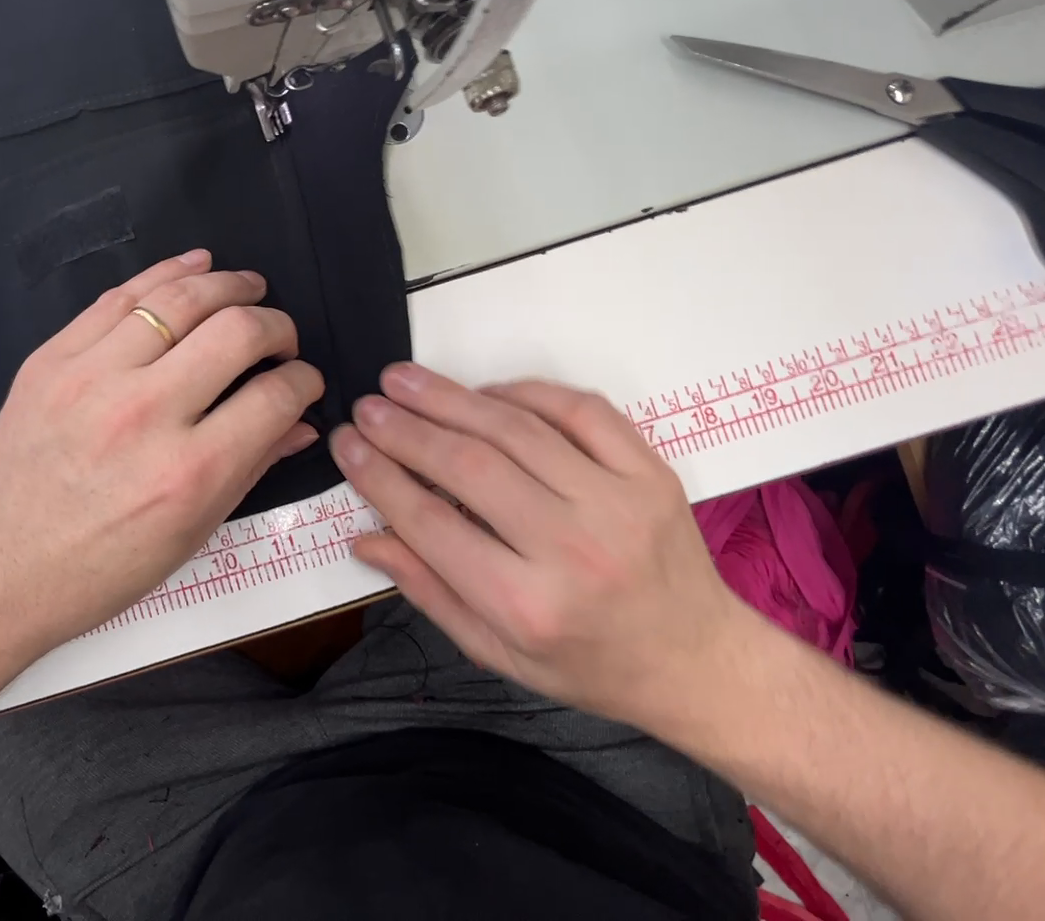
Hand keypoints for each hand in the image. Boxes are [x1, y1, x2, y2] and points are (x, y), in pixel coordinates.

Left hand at [0, 250, 323, 659]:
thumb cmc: (100, 570)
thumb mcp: (189, 535)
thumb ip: (250, 469)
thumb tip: (300, 423)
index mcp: (190, 473)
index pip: (275, 397)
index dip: (304, 381)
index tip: (303, 381)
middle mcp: (145, 414)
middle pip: (236, 332)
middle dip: (277, 326)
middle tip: (282, 337)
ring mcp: (91, 379)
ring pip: (179, 298)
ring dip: (227, 284)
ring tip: (248, 285)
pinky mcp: (51, 360)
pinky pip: (118, 297)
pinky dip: (164, 272)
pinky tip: (193, 265)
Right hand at [328, 363, 757, 732]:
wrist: (697, 661)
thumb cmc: (585, 664)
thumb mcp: (495, 651)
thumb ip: (428, 590)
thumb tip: (366, 539)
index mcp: (526, 604)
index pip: (430, 523)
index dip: (379, 478)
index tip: (347, 446)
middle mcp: (573, 548)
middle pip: (469, 467)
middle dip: (406, 430)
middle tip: (367, 406)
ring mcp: (618, 503)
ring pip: (516, 430)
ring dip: (451, 398)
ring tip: (403, 380)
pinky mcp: (650, 473)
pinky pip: (580, 410)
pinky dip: (525, 391)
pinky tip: (484, 391)